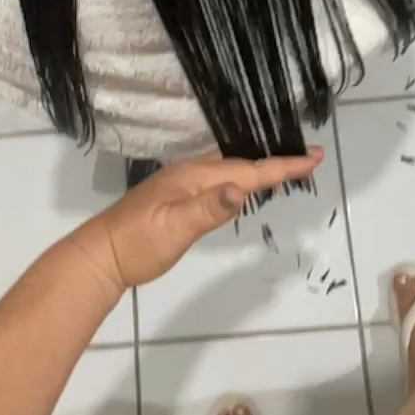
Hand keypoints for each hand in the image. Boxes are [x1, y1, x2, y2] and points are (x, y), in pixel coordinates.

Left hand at [67, 149, 325, 293]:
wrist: (102, 256)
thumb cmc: (138, 245)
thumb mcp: (175, 229)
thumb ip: (209, 208)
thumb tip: (242, 188)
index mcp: (194, 178)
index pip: (246, 170)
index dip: (281, 166)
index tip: (313, 158)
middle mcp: (190, 174)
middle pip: (241, 164)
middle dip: (275, 162)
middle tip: (308, 159)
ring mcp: (182, 185)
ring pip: (229, 170)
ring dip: (258, 168)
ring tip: (284, 168)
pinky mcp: (177, 198)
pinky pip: (218, 180)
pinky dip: (240, 179)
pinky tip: (242, 186)